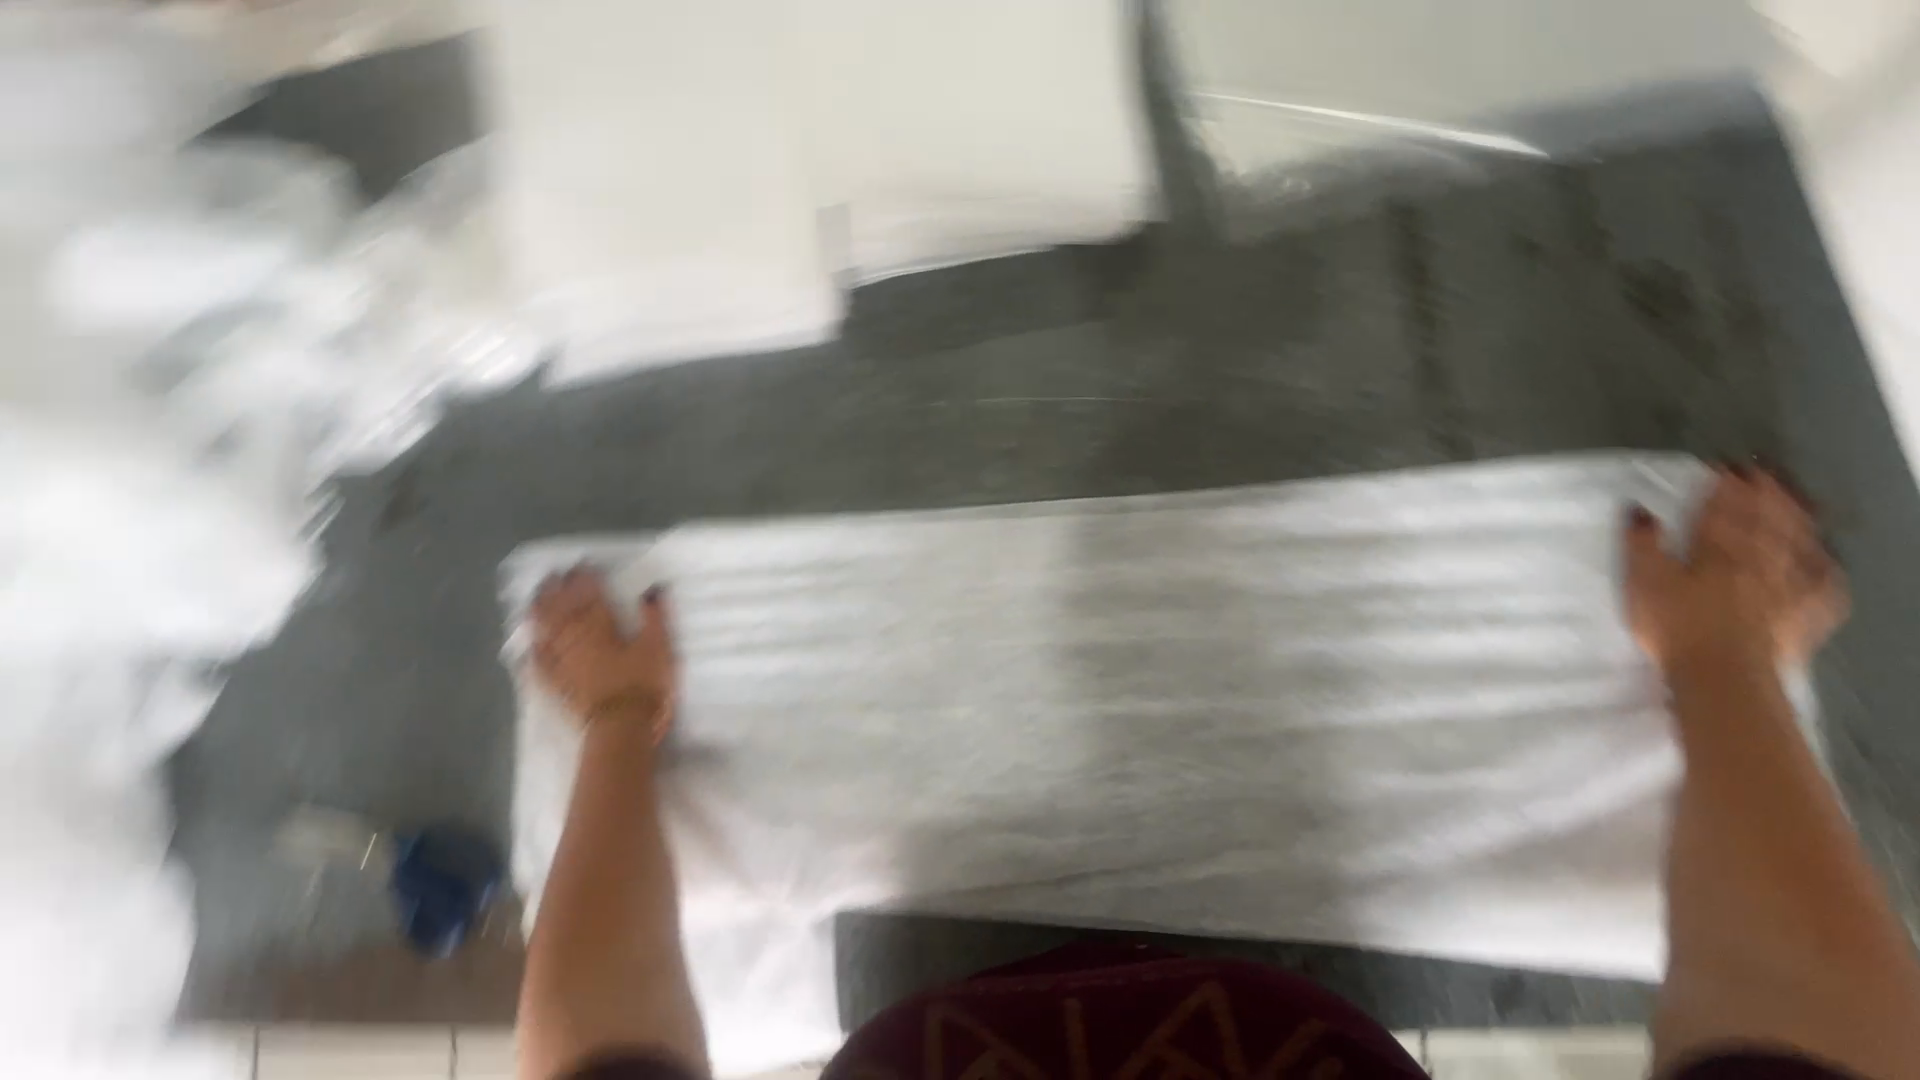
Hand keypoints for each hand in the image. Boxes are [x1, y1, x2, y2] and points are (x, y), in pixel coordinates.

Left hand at [530, 567, 677, 741]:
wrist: (621, 728)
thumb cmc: (644, 685)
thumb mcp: (660, 647)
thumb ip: (655, 617)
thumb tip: (651, 590)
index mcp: (600, 626)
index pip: (589, 595)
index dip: (585, 578)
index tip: (581, 564)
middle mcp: (574, 639)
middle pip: (560, 608)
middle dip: (555, 590)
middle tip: (552, 575)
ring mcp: (560, 663)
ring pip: (544, 631)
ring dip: (538, 612)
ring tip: (534, 599)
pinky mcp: (555, 686)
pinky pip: (537, 665)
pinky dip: (531, 652)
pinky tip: (527, 646)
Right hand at [1625, 462, 1847, 671]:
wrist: (1722, 674)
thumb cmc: (1675, 624)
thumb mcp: (1642, 580)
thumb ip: (1641, 543)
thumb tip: (1639, 509)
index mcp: (1719, 549)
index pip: (1724, 509)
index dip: (1725, 486)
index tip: (1724, 466)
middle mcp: (1761, 559)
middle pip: (1768, 519)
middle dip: (1766, 494)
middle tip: (1764, 473)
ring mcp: (1790, 587)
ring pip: (1799, 543)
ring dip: (1797, 519)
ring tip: (1795, 502)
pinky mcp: (1806, 615)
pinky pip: (1823, 584)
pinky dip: (1824, 567)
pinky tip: (1824, 561)